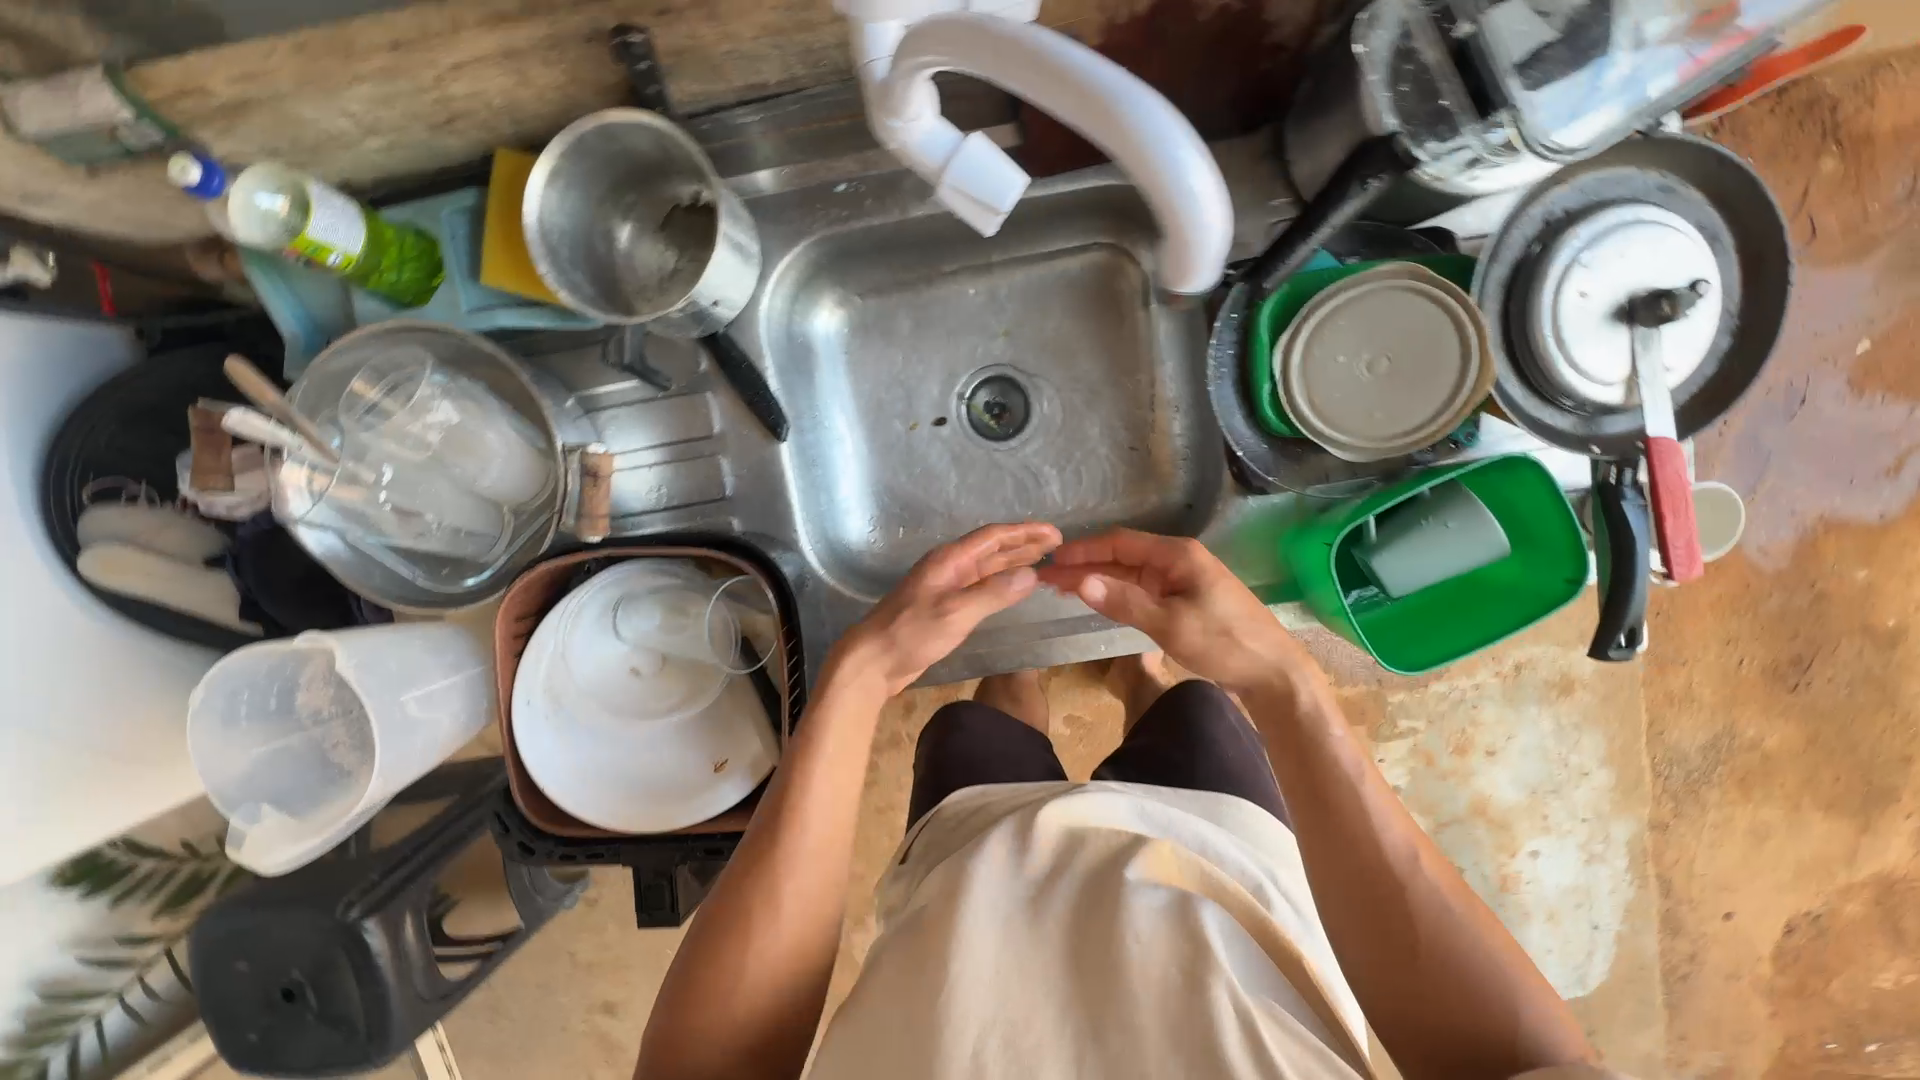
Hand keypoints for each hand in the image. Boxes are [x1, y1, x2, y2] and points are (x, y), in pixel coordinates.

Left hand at [828, 523, 1061, 696]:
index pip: (993, 537)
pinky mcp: (945, 606)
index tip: (1054, 534)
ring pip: (986, 567)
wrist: (874, 660)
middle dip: (1023, 544)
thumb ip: (994, 593)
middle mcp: (949, 567)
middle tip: (1056, 545)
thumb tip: (1032, 574)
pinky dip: (1001, 583)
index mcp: (950, 560)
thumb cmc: (911, 633)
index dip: (1025, 533)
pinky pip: (980, 586)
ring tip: (1043, 560)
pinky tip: (1013, 588)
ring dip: (1014, 562)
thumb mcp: (956, 613)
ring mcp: (946, 586)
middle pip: (992, 549)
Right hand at [1038, 528, 1319, 695]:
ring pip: (1130, 576)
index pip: (1120, 543)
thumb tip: (1079, 581)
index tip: (1052, 560)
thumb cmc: (1225, 643)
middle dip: (1084, 567)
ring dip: (1098, 581)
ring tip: (1060, 589)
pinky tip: (1097, 601)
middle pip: (1122, 558)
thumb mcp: (1170, 623)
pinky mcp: (1184, 602)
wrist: (1274, 673)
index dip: (1084, 551)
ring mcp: (1181, 582)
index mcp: (1177, 555)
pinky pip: (1142, 592)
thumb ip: (1124, 602)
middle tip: (1046, 579)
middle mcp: (1177, 561)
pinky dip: (1116, 596)